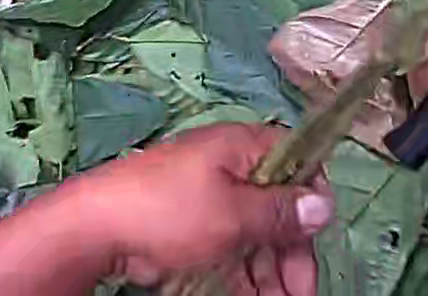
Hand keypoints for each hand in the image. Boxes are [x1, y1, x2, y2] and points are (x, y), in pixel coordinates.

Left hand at [63, 123, 332, 294]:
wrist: (104, 224)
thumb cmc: (172, 208)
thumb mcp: (233, 212)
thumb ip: (279, 210)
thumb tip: (323, 202)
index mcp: (241, 146)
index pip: (292, 156)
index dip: (310, 192)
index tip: (317, 233)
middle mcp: (230, 165)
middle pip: (277, 201)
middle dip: (292, 247)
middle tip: (298, 290)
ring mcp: (212, 194)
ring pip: (256, 229)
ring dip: (272, 268)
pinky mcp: (197, 223)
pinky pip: (233, 245)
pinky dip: (246, 272)